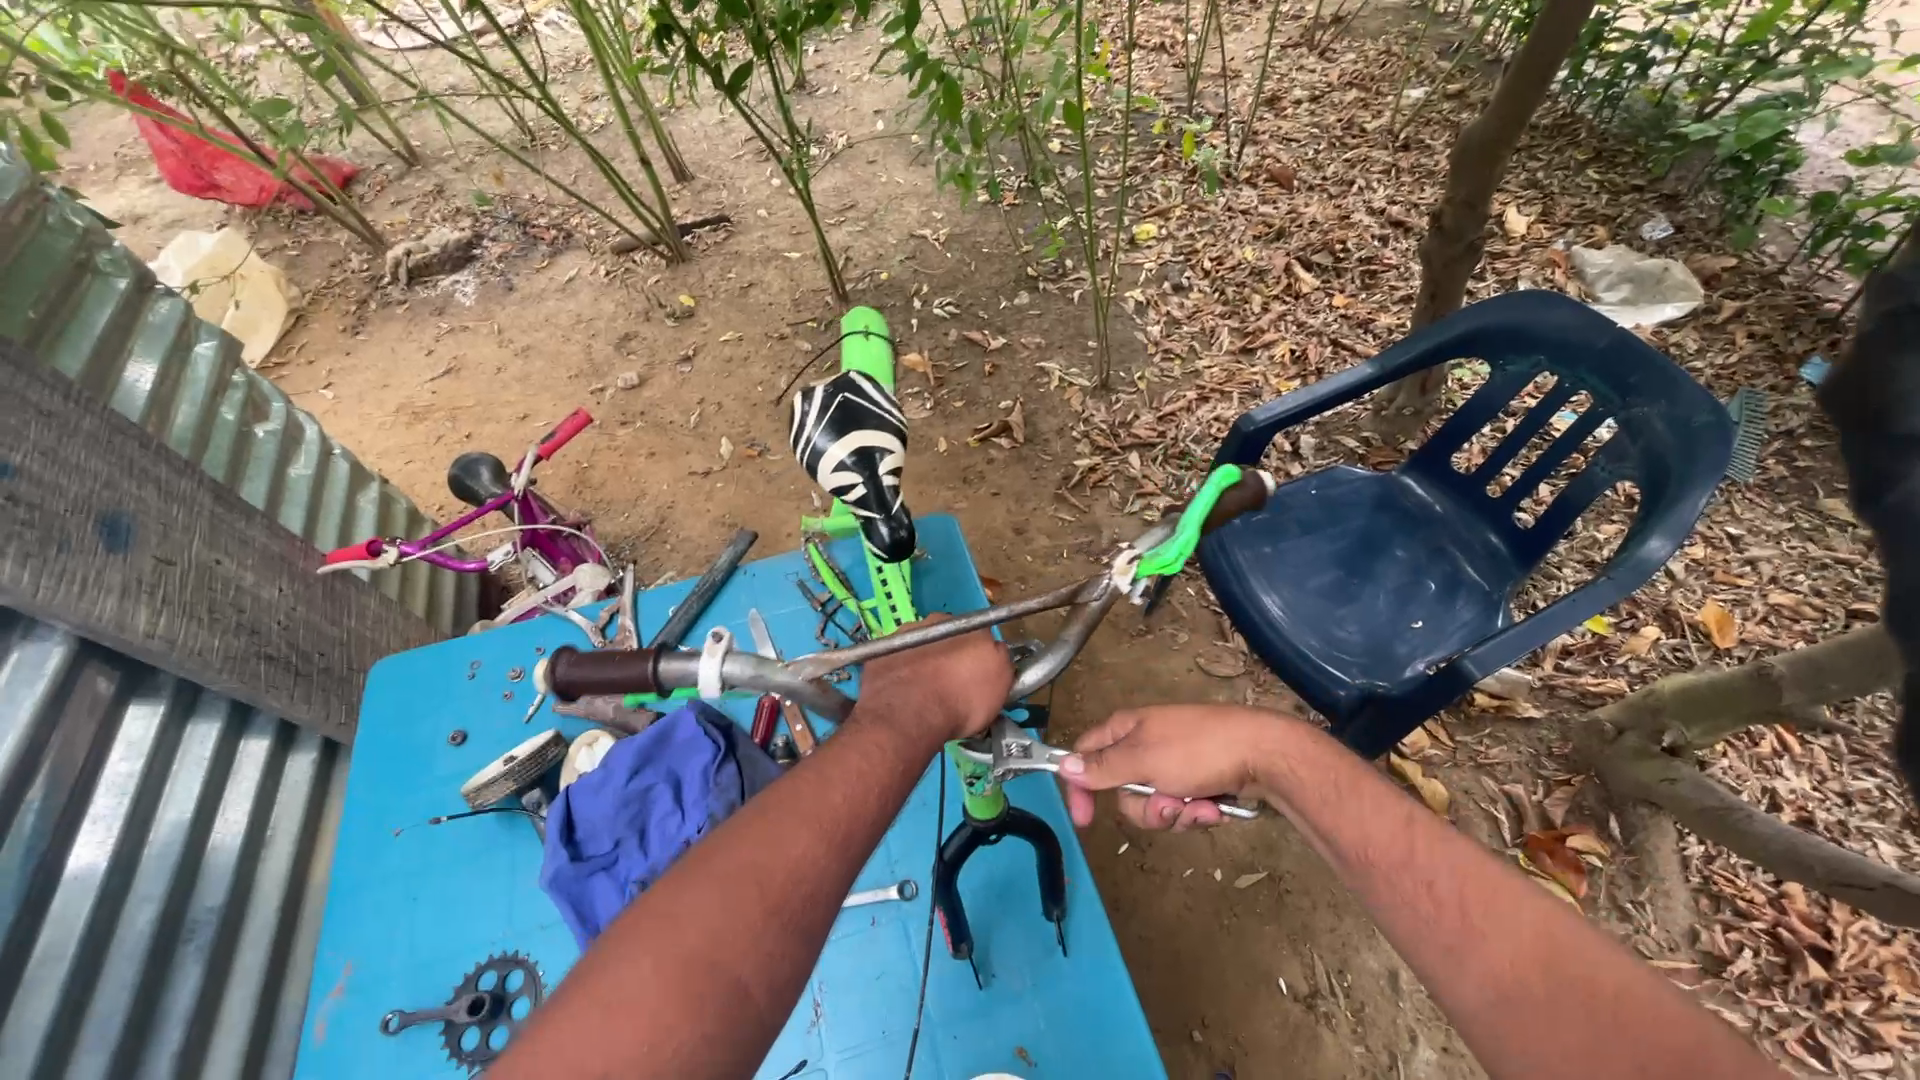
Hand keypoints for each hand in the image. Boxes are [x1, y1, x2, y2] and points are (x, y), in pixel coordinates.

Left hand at [856, 615, 1011, 741]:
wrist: (909, 714)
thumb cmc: (962, 702)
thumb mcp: (1001, 685)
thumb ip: (1000, 660)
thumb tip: (995, 653)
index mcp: (970, 626)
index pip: (980, 635)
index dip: (979, 656)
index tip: (976, 676)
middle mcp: (936, 621)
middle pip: (948, 636)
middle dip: (949, 654)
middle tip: (950, 683)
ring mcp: (903, 633)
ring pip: (919, 645)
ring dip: (922, 661)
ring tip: (923, 691)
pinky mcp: (878, 651)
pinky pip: (894, 660)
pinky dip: (897, 672)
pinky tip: (901, 692)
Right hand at [1058, 705, 1298, 830]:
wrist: (1264, 753)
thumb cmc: (1199, 750)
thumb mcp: (1143, 760)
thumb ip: (1102, 767)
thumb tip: (1063, 765)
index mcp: (1126, 730)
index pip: (1086, 756)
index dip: (1081, 786)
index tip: (1084, 818)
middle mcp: (1145, 745)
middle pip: (1123, 791)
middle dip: (1147, 807)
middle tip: (1168, 804)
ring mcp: (1173, 764)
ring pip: (1154, 805)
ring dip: (1176, 813)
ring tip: (1201, 805)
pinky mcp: (1197, 780)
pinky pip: (1181, 807)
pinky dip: (1196, 811)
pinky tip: (1215, 806)